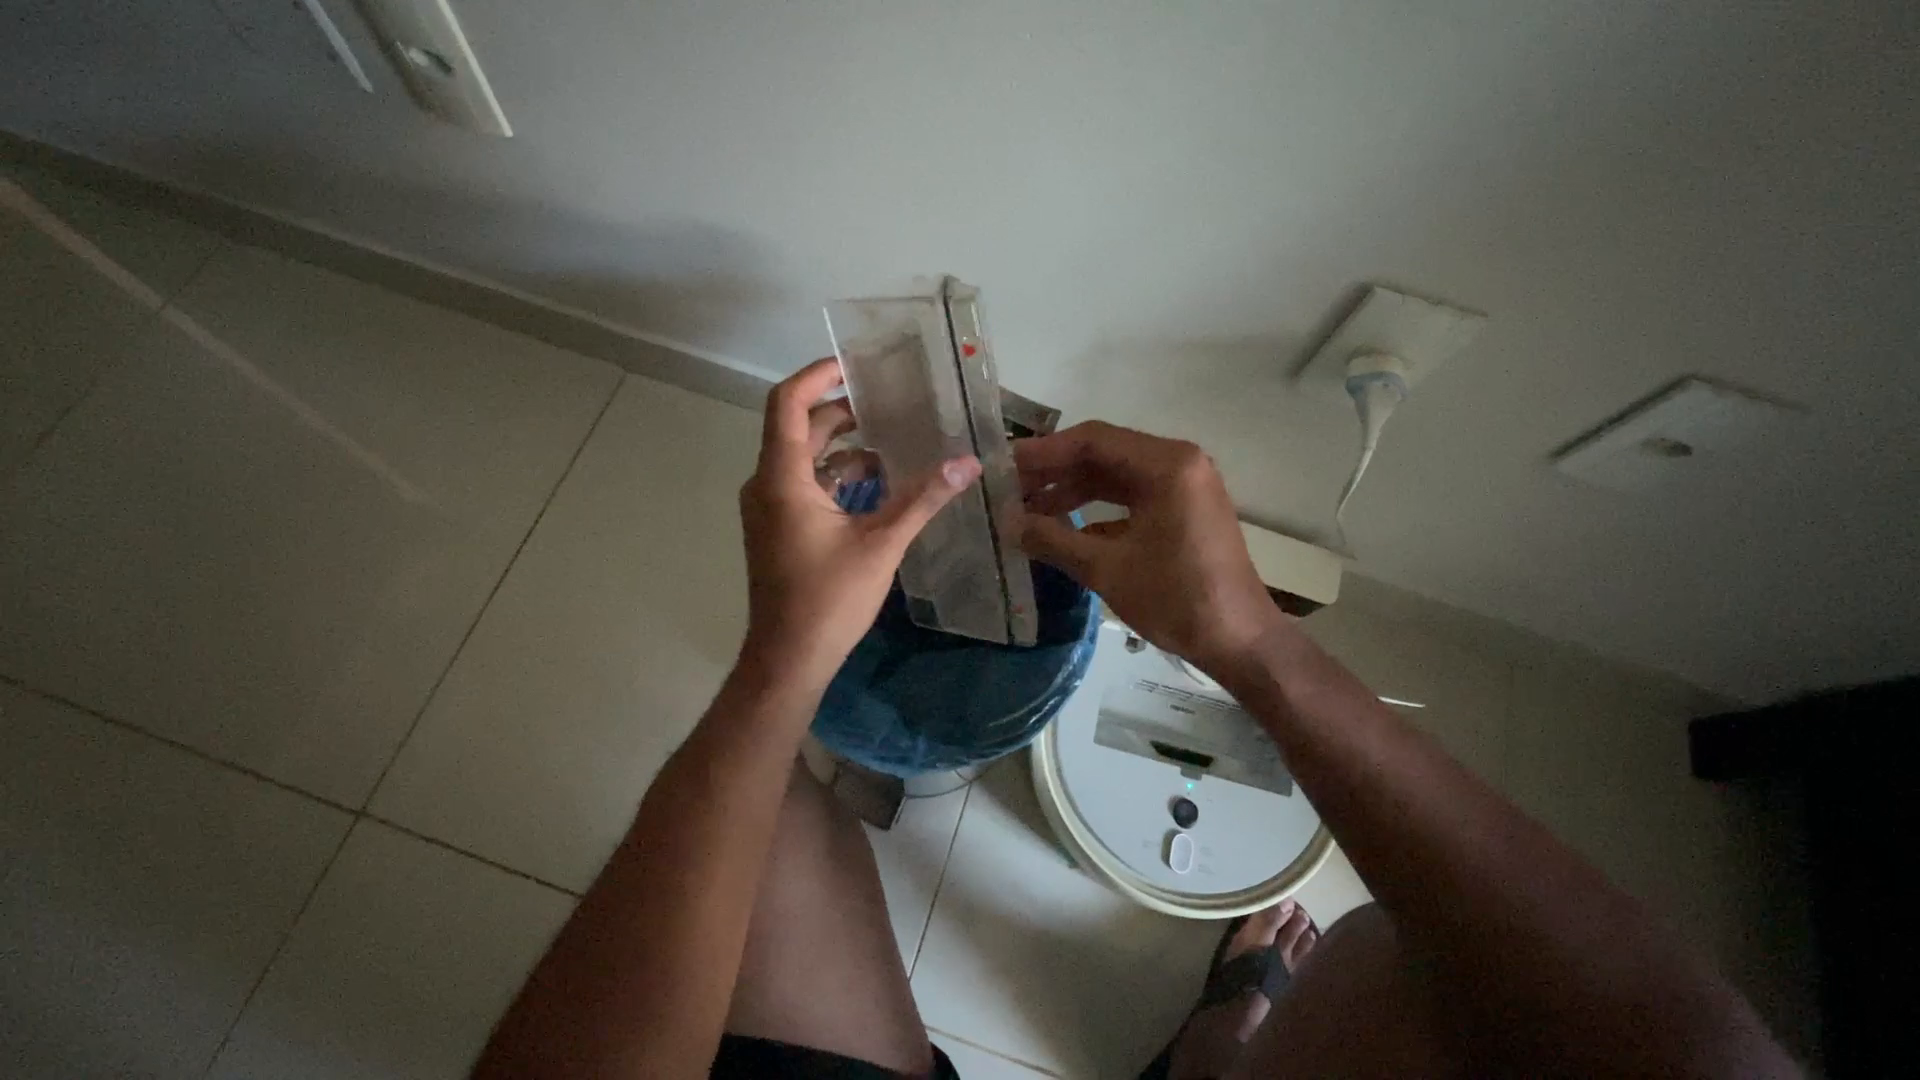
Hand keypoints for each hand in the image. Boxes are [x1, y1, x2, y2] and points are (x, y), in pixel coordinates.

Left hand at [737, 358, 980, 687]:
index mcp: (782, 478)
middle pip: (799, 426)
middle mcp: (767, 484)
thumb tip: (969, 463)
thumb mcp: (882, 544)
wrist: (788, 658)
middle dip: (844, 410)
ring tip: (895, 440)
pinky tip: (878, 483)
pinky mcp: (777, 527)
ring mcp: (769, 508)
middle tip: (892, 402)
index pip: (788, 402)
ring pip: (804, 457)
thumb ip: (923, 499)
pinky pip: (804, 484)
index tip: (857, 365)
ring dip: (845, 446)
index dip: (819, 375)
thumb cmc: (829, 600)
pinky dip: (837, 475)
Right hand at [1016, 421, 1284, 677]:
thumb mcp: (1106, 569)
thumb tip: (1006, 524)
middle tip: (1008, 488)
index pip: (1092, 441)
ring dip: (1072, 490)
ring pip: (1115, 476)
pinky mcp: (1184, 510)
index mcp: (1166, 465)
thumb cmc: (1176, 599)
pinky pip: (1131, 497)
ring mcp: (1184, 486)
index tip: (1003, 465)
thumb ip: (1053, 540)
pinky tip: (1062, 529)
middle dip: (1054, 471)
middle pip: (1103, 454)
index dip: (1043, 453)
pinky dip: (1096, 509)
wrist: (1240, 640)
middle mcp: (1178, 463)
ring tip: (1027, 510)